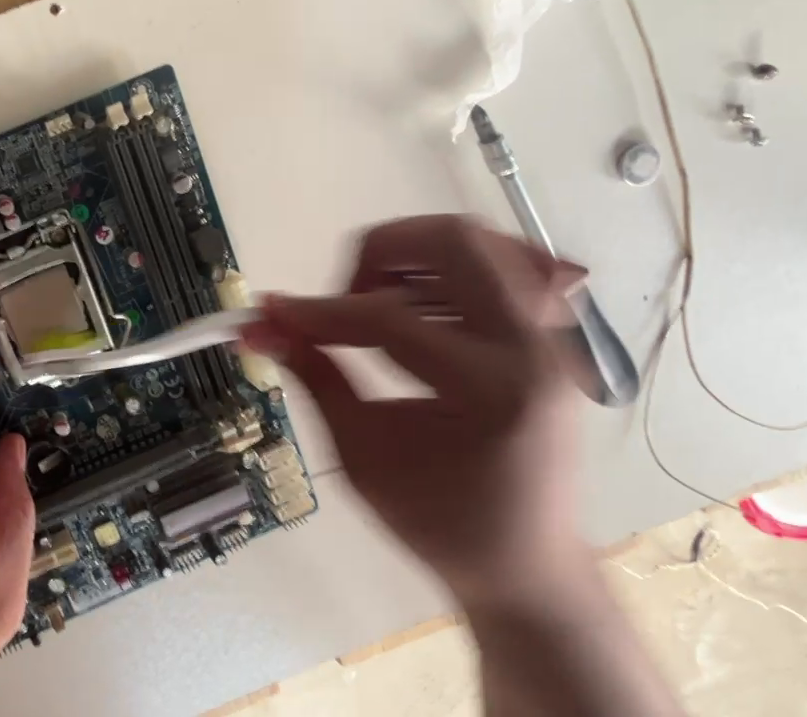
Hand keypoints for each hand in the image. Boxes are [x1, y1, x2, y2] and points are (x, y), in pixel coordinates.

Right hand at [240, 215, 589, 607]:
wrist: (527, 565)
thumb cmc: (440, 522)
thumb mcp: (361, 455)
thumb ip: (314, 378)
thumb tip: (258, 329)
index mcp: (489, 388)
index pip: (386, 316)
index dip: (314, 311)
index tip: (267, 314)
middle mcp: (531, 349)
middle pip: (456, 242)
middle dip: (378, 252)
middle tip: (342, 296)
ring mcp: (549, 339)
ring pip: (483, 242)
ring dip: (414, 257)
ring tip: (376, 304)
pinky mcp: (547, 340)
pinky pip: (506, 267)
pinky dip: (453, 269)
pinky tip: (421, 304)